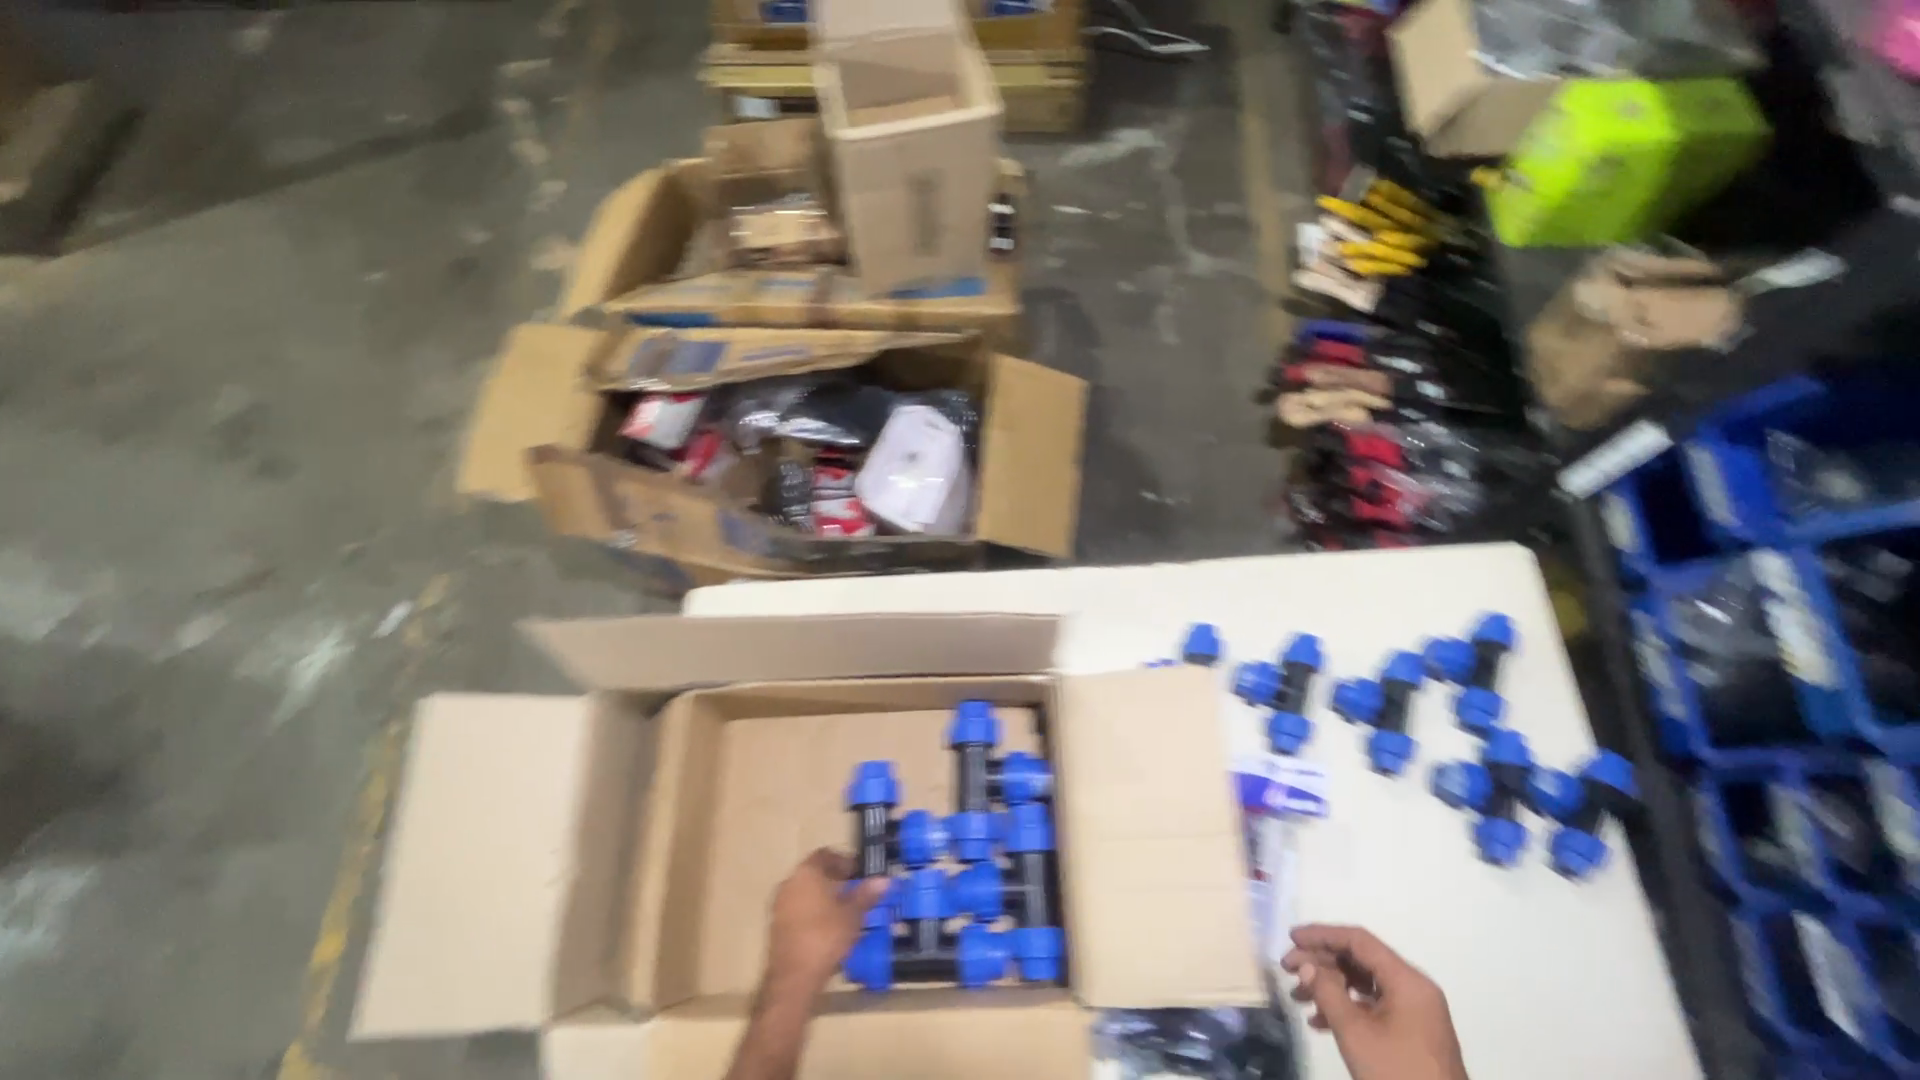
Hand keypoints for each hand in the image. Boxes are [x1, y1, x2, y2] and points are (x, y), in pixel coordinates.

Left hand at [765, 848, 889, 991]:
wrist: (794, 977)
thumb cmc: (826, 937)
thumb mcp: (853, 915)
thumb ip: (867, 895)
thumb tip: (885, 879)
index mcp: (807, 872)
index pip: (826, 855)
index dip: (844, 861)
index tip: (860, 872)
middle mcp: (789, 883)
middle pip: (814, 873)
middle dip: (835, 880)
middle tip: (856, 892)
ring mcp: (779, 905)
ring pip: (806, 892)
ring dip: (824, 897)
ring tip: (845, 912)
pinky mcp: (776, 926)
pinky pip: (798, 910)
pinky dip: (813, 913)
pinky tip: (828, 929)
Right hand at [1282, 924, 1468, 1079]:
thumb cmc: (1396, 1074)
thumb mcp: (1354, 1032)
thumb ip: (1326, 991)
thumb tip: (1306, 964)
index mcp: (1407, 981)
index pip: (1359, 941)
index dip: (1322, 935)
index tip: (1291, 938)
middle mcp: (1414, 988)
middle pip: (1361, 960)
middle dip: (1321, 963)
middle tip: (1287, 969)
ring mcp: (1416, 1012)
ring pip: (1365, 984)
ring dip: (1330, 986)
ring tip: (1297, 997)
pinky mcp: (1413, 1032)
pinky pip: (1375, 1006)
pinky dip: (1347, 1007)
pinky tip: (1319, 1022)